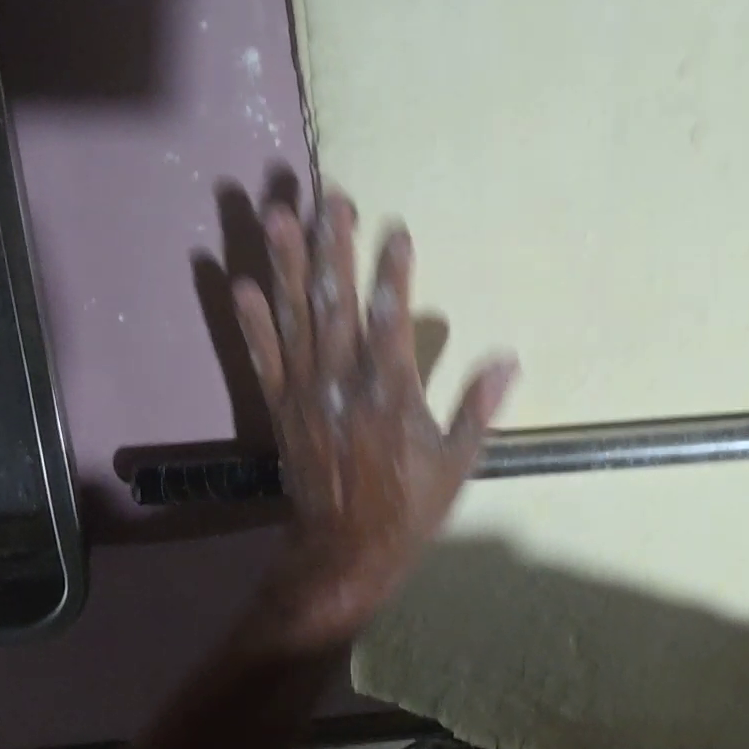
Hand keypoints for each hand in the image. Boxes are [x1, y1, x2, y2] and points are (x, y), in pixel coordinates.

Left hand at [232, 188, 517, 648]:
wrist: (344, 552)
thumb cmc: (408, 508)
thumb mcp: (457, 465)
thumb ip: (477, 409)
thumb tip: (506, 361)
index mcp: (390, 394)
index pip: (390, 319)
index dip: (393, 272)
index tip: (394, 229)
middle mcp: (342, 382)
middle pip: (336, 303)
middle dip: (334, 247)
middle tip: (330, 197)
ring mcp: (305, 393)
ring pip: (295, 318)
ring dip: (287, 265)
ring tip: (279, 214)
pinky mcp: (281, 408)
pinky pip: (264, 357)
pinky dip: (253, 321)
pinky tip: (242, 281)